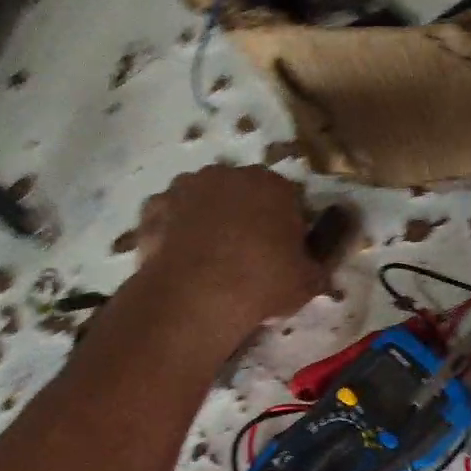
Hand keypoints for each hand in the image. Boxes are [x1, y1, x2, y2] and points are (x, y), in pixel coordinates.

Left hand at [132, 165, 329, 334]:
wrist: (197, 296)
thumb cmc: (264, 282)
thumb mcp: (310, 281)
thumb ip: (317, 263)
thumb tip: (316, 261)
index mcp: (273, 186)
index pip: (290, 197)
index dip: (291, 223)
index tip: (290, 248)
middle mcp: (228, 175)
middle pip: (245, 192)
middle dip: (250, 214)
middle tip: (254, 253)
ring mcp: (184, 187)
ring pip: (206, 200)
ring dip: (212, 218)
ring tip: (216, 258)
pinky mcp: (153, 207)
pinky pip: (173, 216)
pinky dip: (179, 231)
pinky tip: (187, 259)